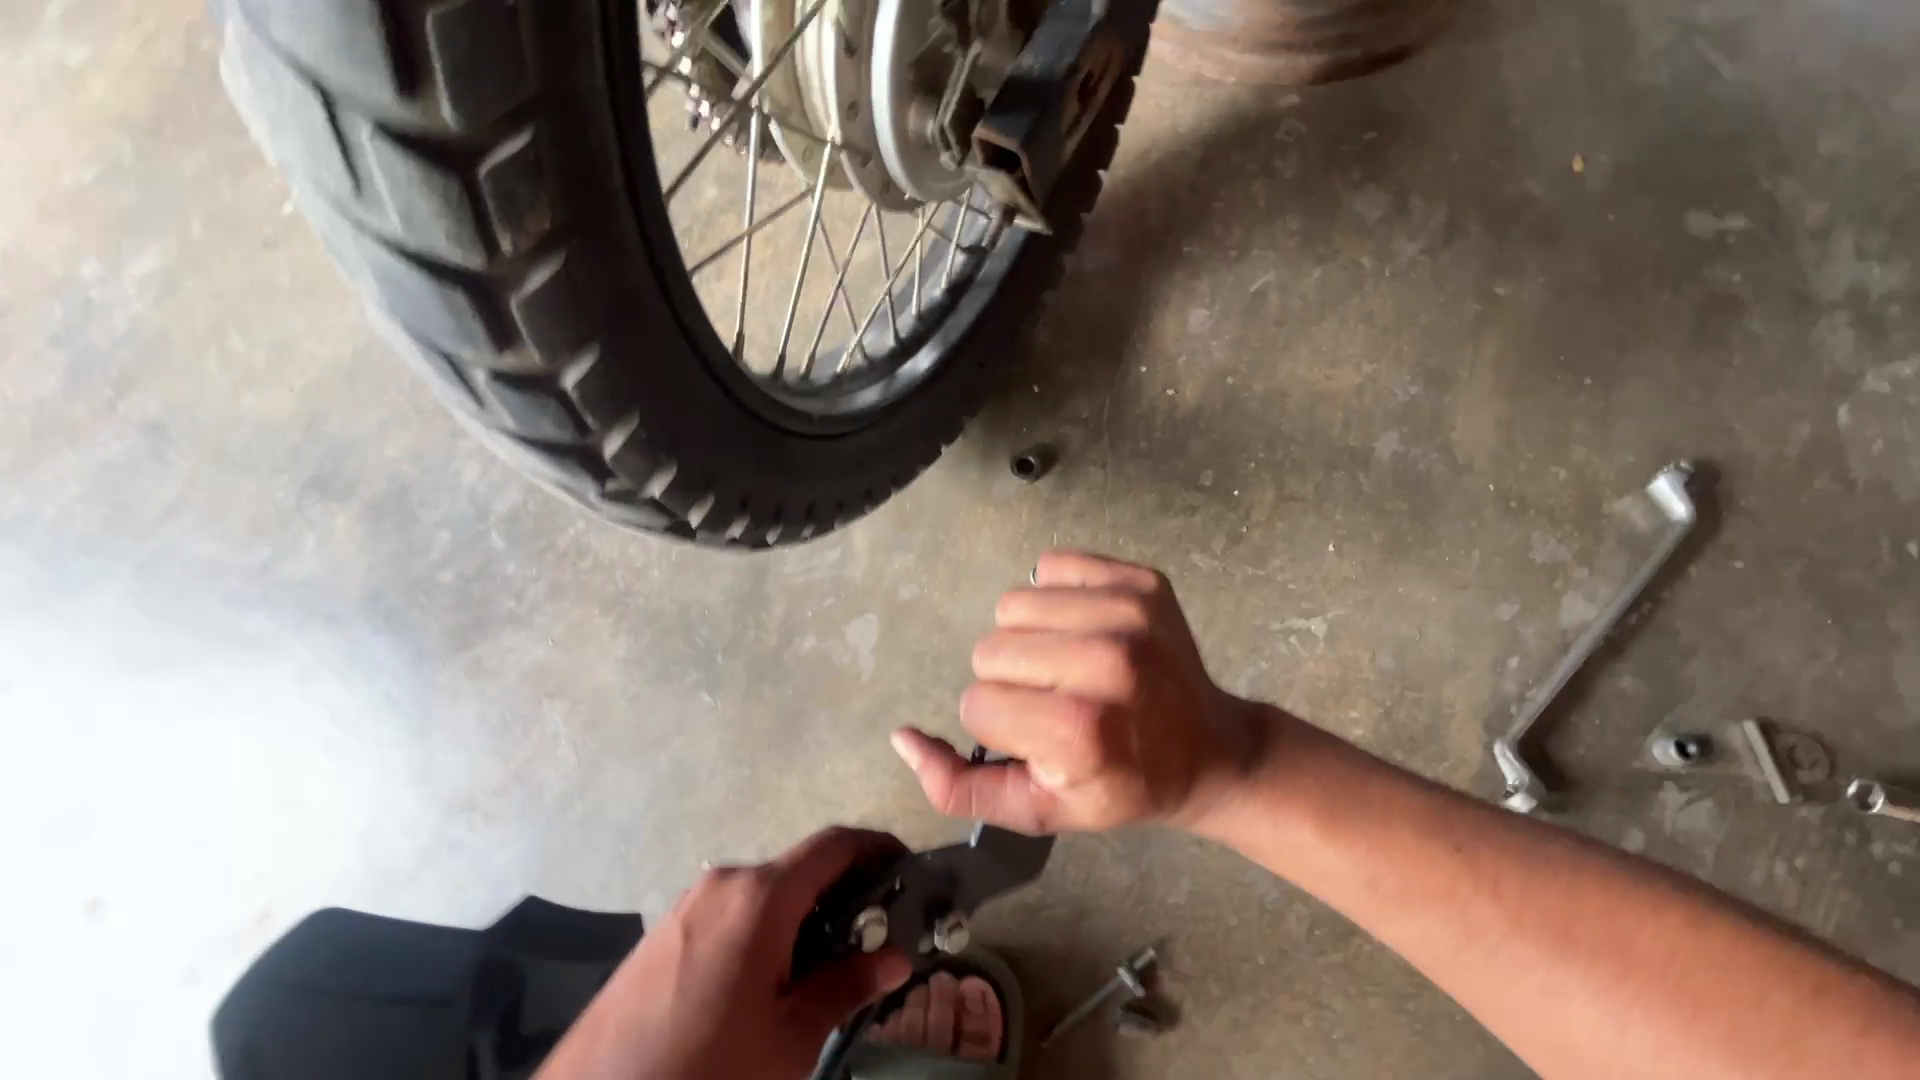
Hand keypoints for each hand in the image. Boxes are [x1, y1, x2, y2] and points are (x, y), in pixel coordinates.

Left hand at [536, 828, 913, 1079]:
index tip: (906, 870)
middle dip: (842, 895)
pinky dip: (763, 930)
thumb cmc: (707, 1067)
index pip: (834, 845)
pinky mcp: (666, 928)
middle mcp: (726, 882)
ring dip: (801, 917)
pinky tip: (764, 982)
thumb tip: (894, 958)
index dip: (877, 848)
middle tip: (870, 941)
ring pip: (765, 894)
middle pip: (800, 870)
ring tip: (820, 970)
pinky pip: (731, 912)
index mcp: (761, 897)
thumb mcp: (789, 1037)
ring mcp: (689, 902)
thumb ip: (845, 986)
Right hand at [891, 551, 1268, 833]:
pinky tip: (1085, 630)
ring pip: (1012, 606)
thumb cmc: (1121, 784)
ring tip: (1069, 666)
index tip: (1044, 738)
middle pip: (988, 650)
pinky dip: (1054, 598)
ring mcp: (1129, 613)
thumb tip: (901, 737)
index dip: (1001, 726)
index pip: (976, 704)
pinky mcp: (1141, 579)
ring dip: (1028, 638)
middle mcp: (1106, 661)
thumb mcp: (1039, 810)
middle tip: (1058, 701)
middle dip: (1010, 681)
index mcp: (1080, 729)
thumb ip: (960, 788)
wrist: (1208, 750)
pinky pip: (1050, 565)